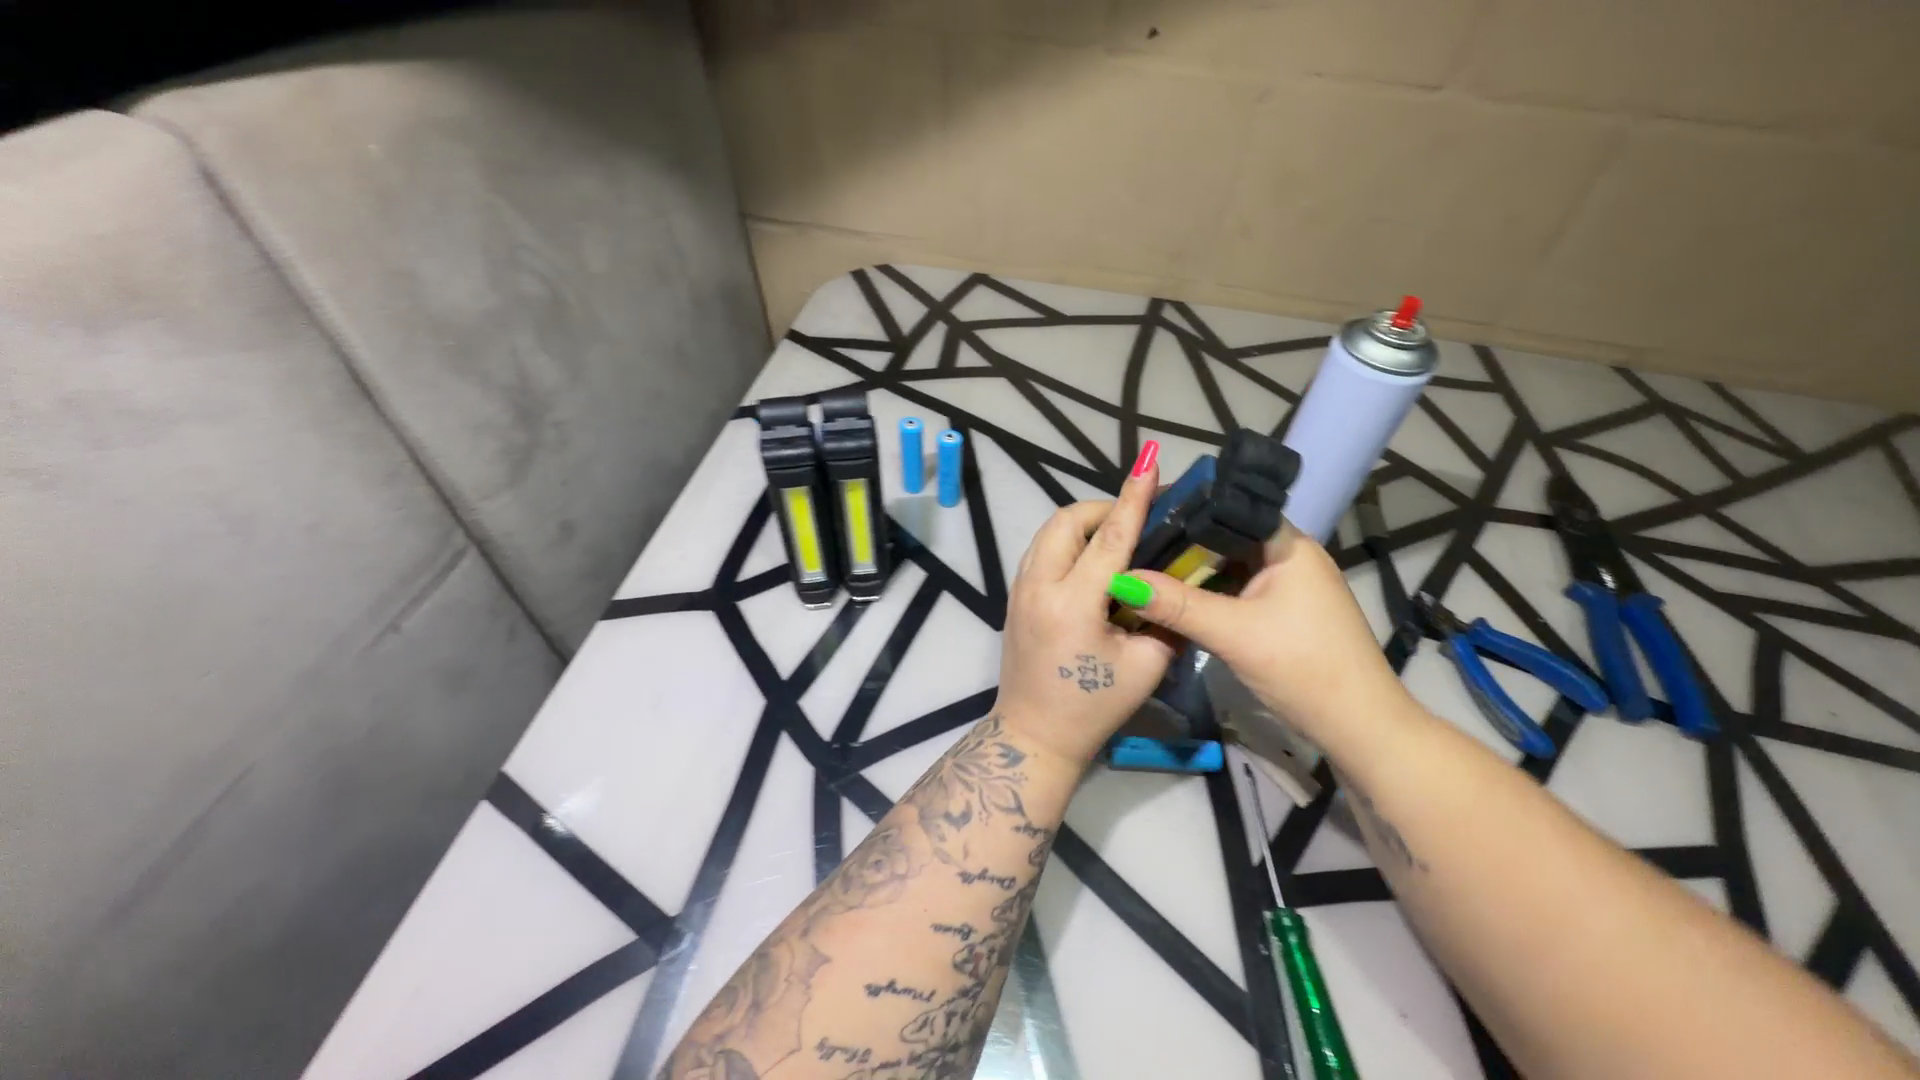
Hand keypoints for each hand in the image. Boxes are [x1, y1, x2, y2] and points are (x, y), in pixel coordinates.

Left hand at [995, 444, 1175, 762]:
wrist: (1034, 734)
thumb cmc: (1091, 708)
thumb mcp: (1145, 667)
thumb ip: (1164, 617)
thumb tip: (1174, 582)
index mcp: (1073, 603)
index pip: (1109, 537)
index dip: (1133, 497)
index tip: (1149, 461)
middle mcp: (1039, 586)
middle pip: (1066, 520)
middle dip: (1103, 508)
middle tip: (1136, 520)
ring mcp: (1020, 589)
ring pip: (1048, 532)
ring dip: (1082, 523)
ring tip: (1116, 537)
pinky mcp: (1015, 597)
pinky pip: (1040, 550)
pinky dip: (1066, 542)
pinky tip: (1091, 560)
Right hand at [1114, 522, 1411, 748]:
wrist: (1359, 727)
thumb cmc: (1303, 668)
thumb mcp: (1232, 634)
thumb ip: (1176, 604)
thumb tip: (1120, 579)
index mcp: (1288, 546)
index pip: (1230, 509)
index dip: (1186, 510)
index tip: (1141, 517)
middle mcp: (1290, 557)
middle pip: (1226, 538)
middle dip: (1182, 544)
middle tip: (1133, 546)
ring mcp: (1289, 587)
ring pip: (1230, 567)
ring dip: (1193, 572)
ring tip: (1144, 568)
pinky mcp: (1284, 614)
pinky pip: (1237, 591)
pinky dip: (1209, 595)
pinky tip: (1174, 600)